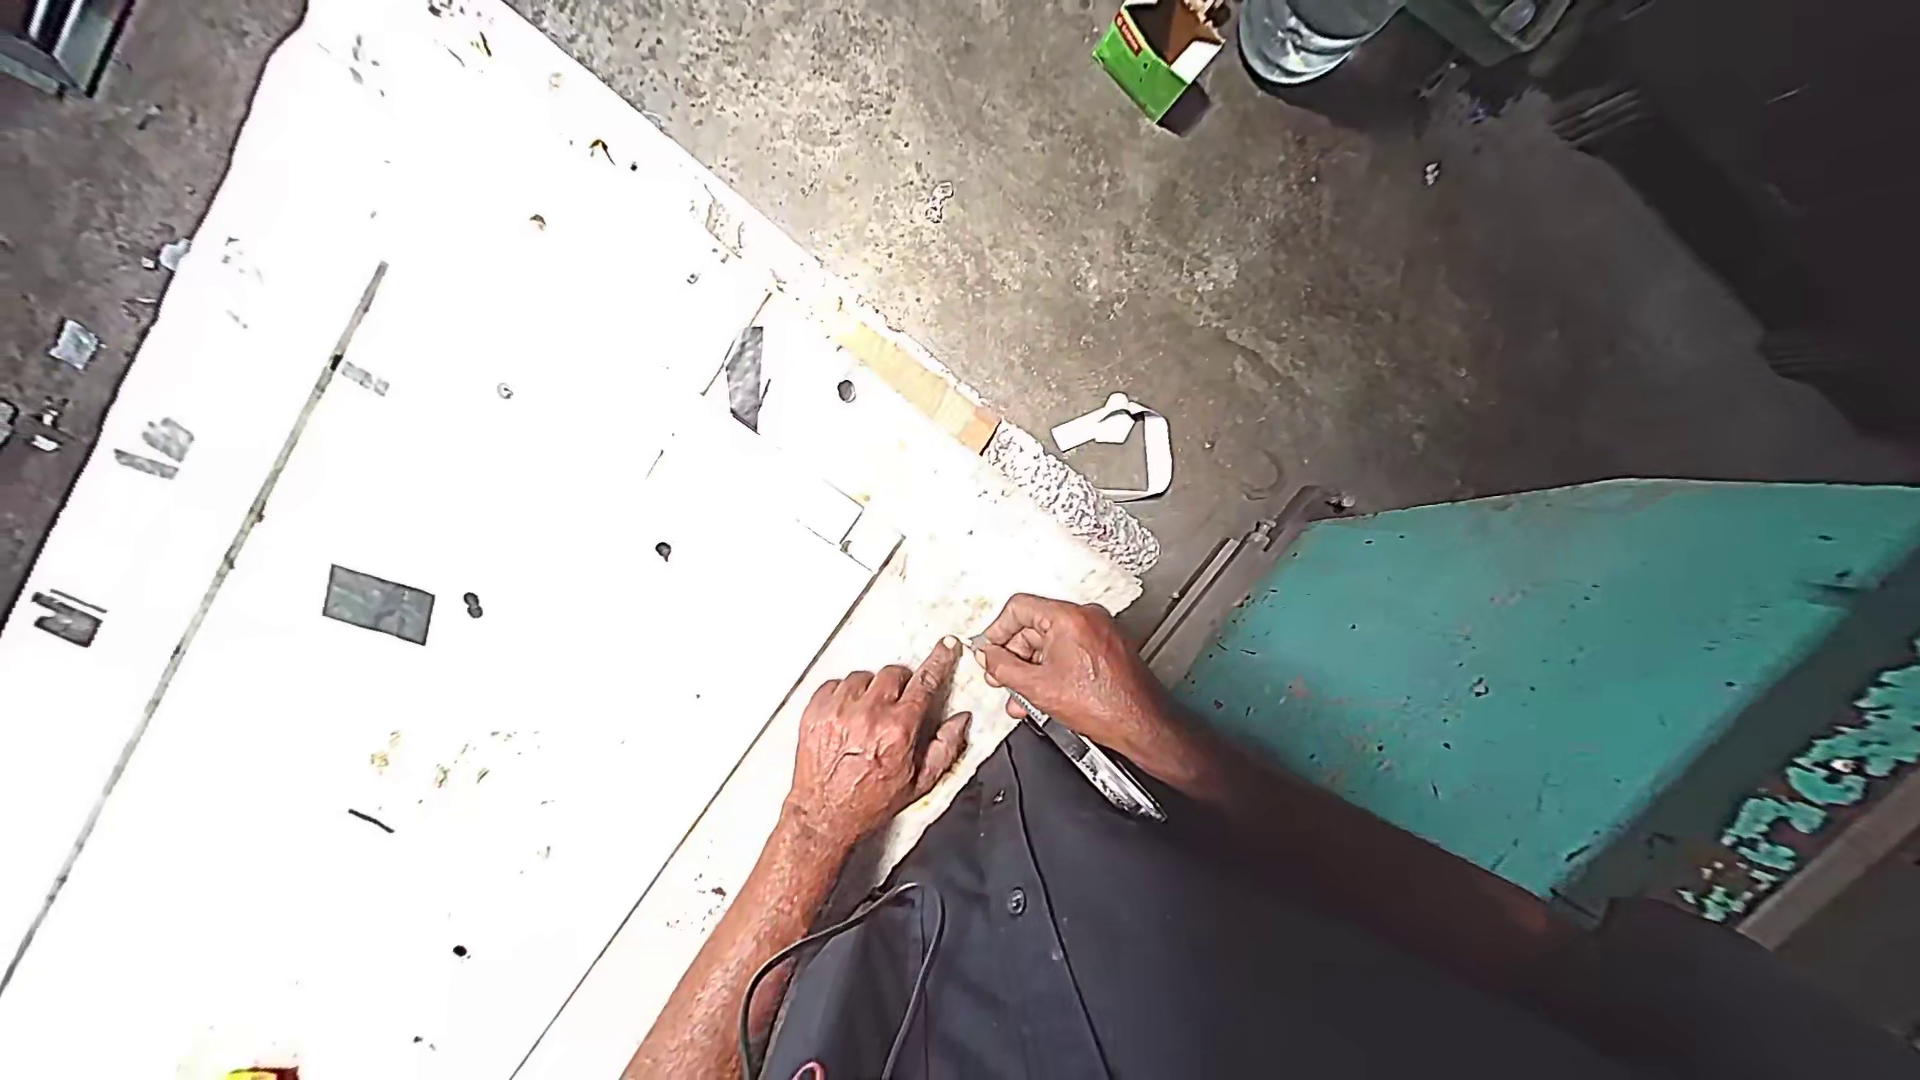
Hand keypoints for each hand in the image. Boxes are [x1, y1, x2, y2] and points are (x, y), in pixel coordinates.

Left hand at [785, 636, 971, 847]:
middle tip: (895, 706)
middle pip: (893, 673)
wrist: (824, 815)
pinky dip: (843, 695)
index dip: (939, 660)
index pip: (925, 681)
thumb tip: (961, 720)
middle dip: (899, 685)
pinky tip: (847, 716)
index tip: (945, 646)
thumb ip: (946, 747)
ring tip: (867, 716)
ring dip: (870, 691)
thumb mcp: (920, 782)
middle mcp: (869, 714)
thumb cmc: (870, 801)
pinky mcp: (816, 710)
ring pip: (864, 676)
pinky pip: (836, 683)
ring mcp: (839, 710)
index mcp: (898, 729)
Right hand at [972, 594, 1170, 761]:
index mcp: (1069, 617)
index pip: (1018, 607)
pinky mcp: (1106, 646)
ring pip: (1050, 641)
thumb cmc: (1104, 706)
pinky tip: (1042, 692)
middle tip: (1000, 676)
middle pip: (1034, 625)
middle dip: (1013, 654)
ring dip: (1030, 667)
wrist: (1141, 725)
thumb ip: (1003, 667)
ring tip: (1020, 693)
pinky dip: (1051, 668)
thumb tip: (987, 656)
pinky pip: (1068, 649)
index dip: (997, 631)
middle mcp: (1087, 617)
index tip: (988, 650)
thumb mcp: (1037, 687)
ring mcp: (1099, 630)